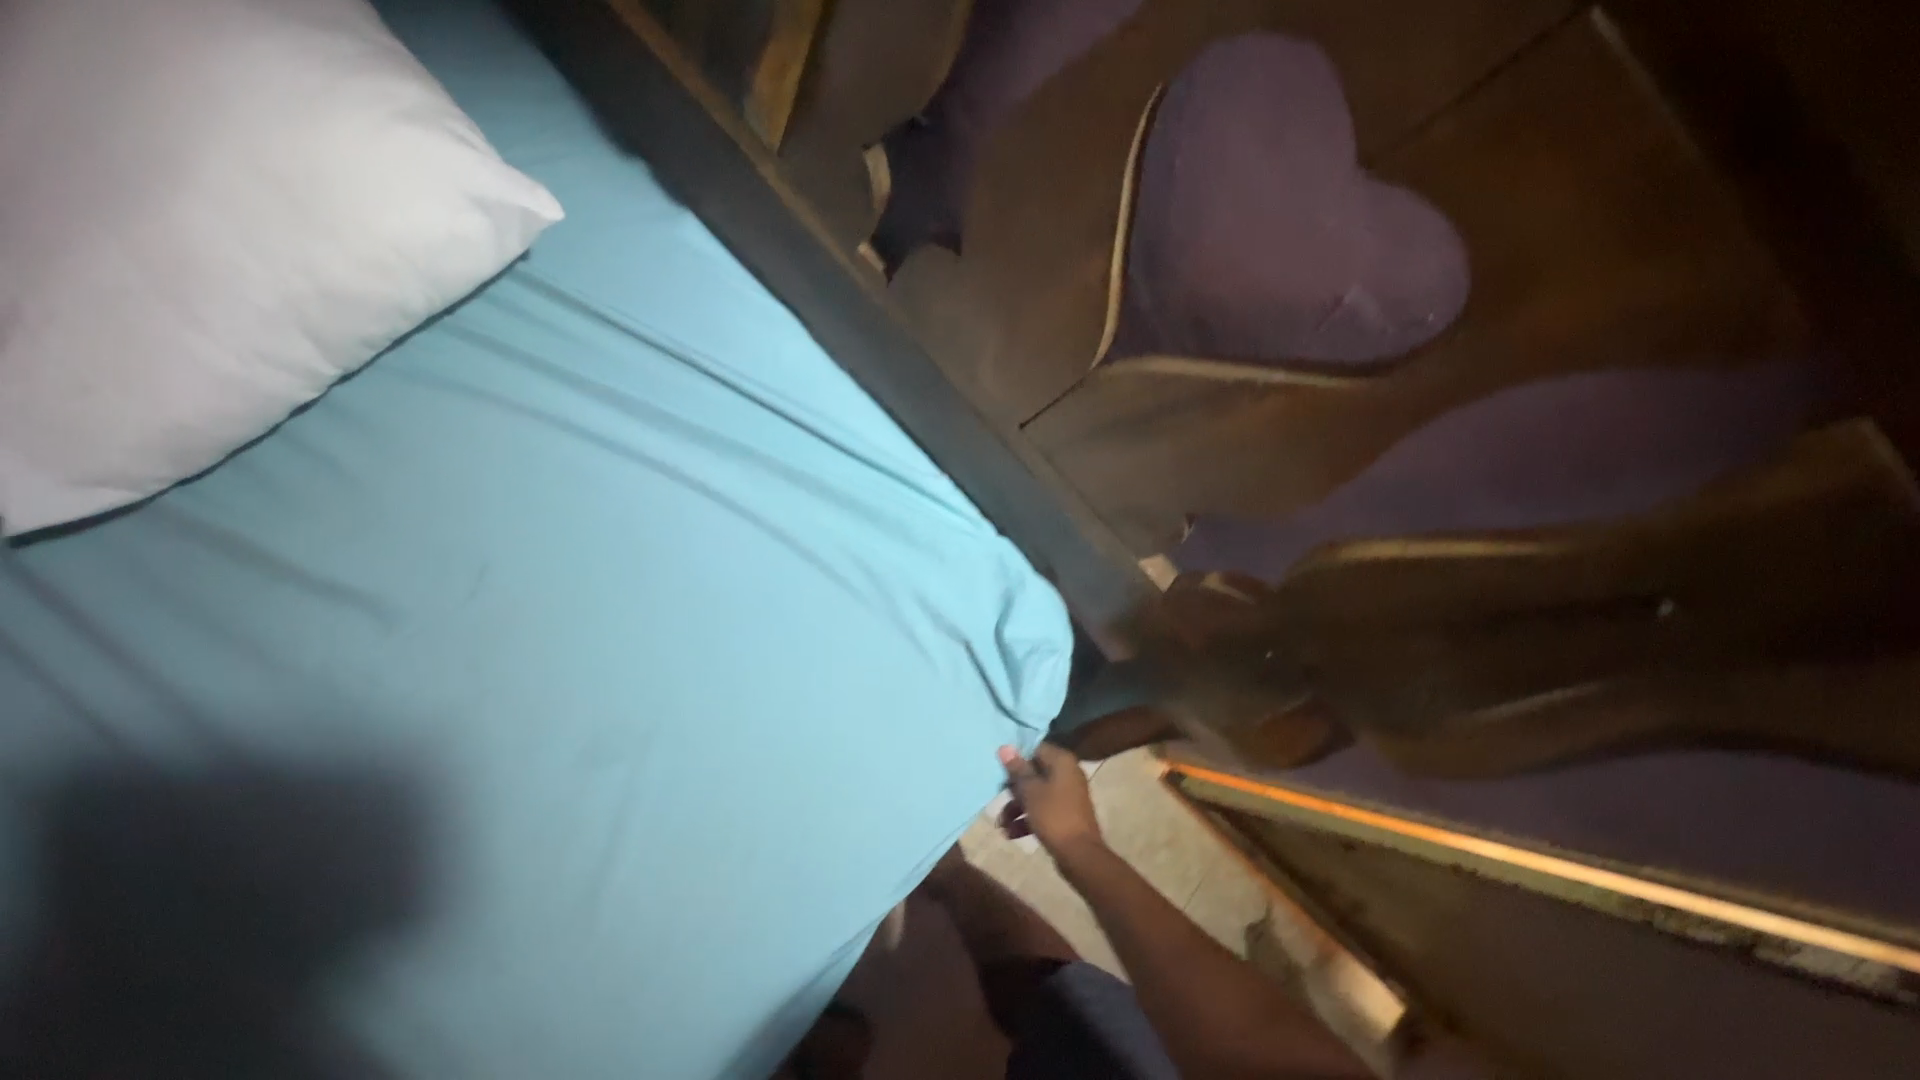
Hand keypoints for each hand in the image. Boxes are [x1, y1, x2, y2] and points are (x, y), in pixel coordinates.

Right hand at [997, 743, 1103, 859]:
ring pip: (1035, 794)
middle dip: (1013, 790)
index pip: (1034, 749)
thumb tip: (1005, 746)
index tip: (1000, 771)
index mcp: (1062, 761)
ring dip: (1016, 809)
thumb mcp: (1030, 791)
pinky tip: (1012, 834)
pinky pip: (1043, 810)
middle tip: (998, 800)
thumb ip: (1017, 769)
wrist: (1079, 855)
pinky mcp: (1065, 814)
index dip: (1015, 759)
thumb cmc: (1053, 816)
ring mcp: (1067, 795)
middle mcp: (1067, 773)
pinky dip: (1028, 819)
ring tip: (1002, 825)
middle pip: (1033, 773)